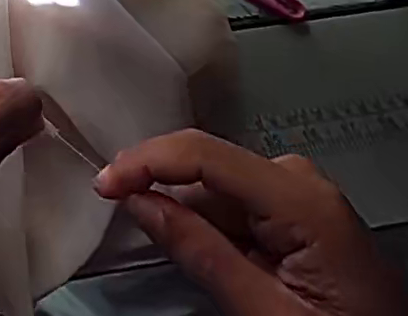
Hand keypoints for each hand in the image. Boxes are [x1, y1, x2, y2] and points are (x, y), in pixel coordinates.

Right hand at [95, 129, 407, 315]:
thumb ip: (202, 254)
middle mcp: (300, 178)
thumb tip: (140, 202)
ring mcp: (301, 190)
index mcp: (301, 199)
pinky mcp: (298, 207)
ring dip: (186, 210)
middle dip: (164, 188)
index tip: (105, 183)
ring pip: (218, 186)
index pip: (206, 154)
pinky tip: (198, 245)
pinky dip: (210, 223)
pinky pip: (238, 202)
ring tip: (163, 241)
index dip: (147, 161)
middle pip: (209, 167)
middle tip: (120, 210)